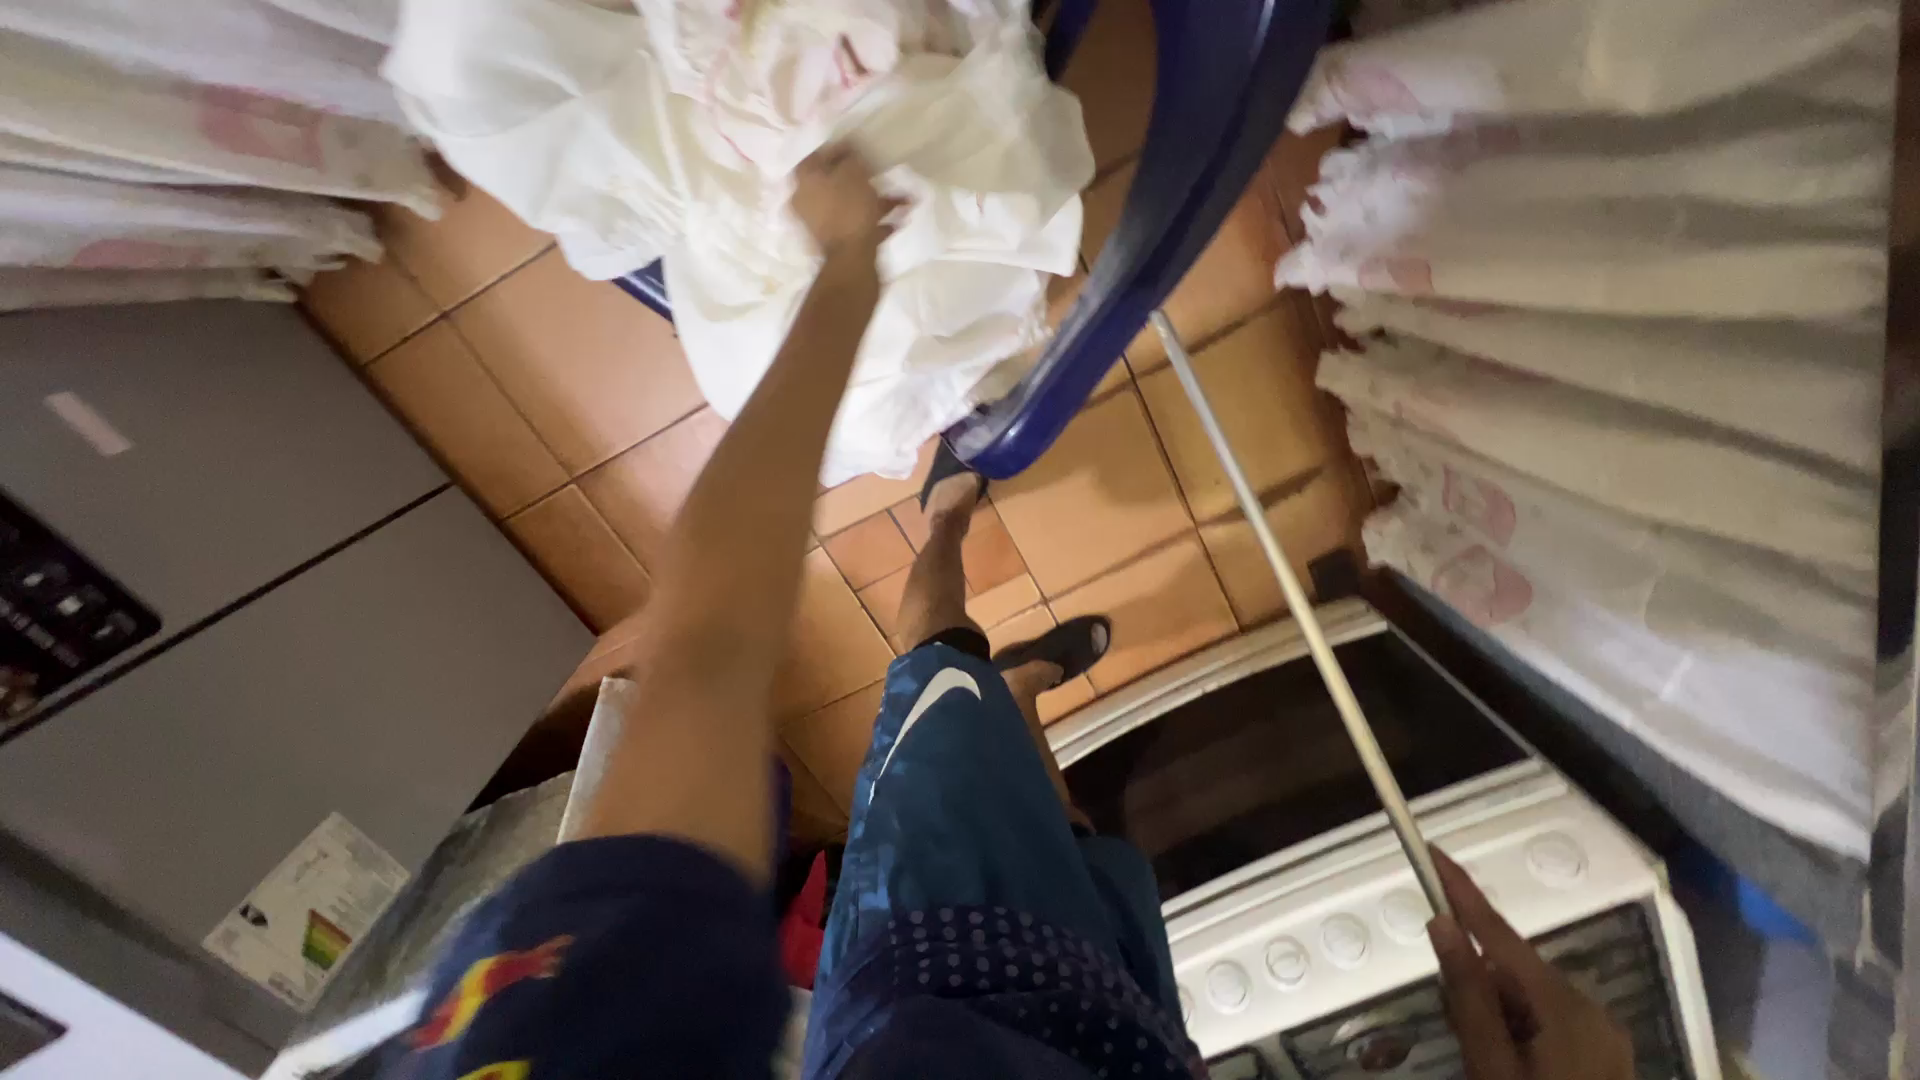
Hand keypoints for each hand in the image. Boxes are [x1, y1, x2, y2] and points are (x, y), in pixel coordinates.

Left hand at [790, 145, 902, 260]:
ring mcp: (822, 227)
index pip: (817, 157)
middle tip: (881, 174)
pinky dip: (876, 221)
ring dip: (877, 201)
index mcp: (803, 182)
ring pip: (850, 206)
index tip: (860, 150)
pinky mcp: (838, 245)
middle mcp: (807, 203)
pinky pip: (858, 226)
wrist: (852, 260)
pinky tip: (898, 220)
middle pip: (835, 184)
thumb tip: (850, 149)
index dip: (839, 150)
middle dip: (863, 179)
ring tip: (903, 199)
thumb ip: (852, 157)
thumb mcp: (853, 172)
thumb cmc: (850, 210)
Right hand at [1428, 849, 1634, 1079]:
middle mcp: (1588, 1009)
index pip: (1497, 932)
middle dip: (1472, 983)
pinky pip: (1541, 1019)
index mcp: (1564, 1008)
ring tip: (1482, 1061)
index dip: (1461, 890)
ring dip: (1490, 1012)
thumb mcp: (1492, 1068)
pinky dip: (1511, 1029)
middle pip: (1508, 966)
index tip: (1430, 850)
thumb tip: (1441, 923)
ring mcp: (1599, 1034)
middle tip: (1457, 1034)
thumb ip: (1467, 995)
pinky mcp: (1599, 1055)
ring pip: (1521, 995)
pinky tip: (1503, 1064)